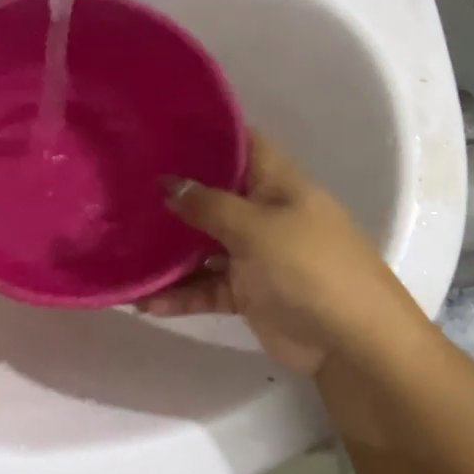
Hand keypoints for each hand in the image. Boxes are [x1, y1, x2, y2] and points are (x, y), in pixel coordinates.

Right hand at [137, 131, 422, 374]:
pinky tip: (144, 302)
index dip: (205, 134)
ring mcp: (255, 255)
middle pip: (212, 196)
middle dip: (172, 194)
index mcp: (278, 185)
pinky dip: (178, 295)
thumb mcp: (258, 229)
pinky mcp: (246, 292)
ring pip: (202, 246)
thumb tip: (167, 183)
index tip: (157, 131)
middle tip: (120, 188)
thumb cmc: (311, 269)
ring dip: (166, 253)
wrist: (352, 342)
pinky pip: (204, 287)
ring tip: (121, 251)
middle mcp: (264, 213)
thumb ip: (209, 205)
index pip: (242, 144)